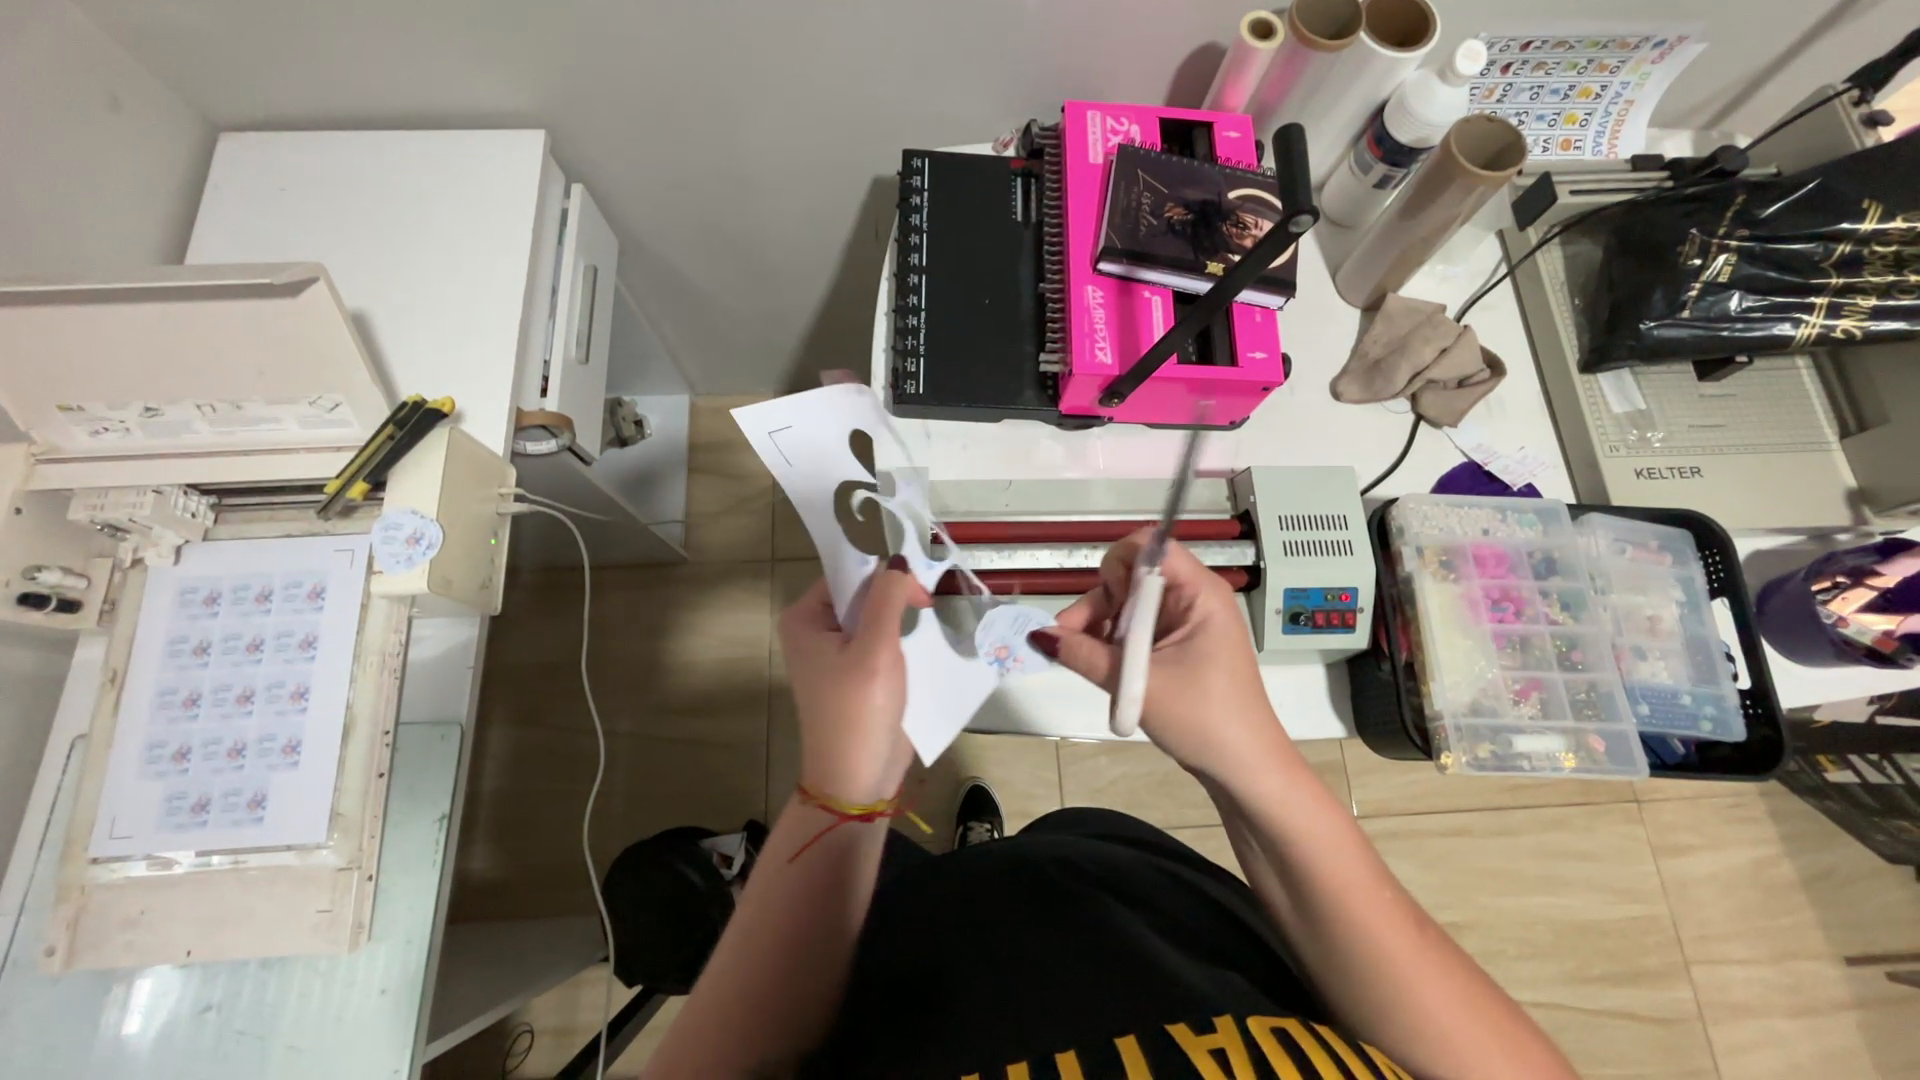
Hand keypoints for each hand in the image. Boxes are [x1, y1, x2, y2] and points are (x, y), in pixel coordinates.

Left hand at [778, 557, 931, 802]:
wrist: (857, 779)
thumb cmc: (859, 710)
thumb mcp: (876, 648)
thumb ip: (888, 597)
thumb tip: (898, 558)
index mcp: (805, 618)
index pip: (849, 574)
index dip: (884, 573)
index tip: (922, 584)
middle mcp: (815, 630)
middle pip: (862, 594)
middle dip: (896, 595)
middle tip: (933, 602)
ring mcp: (835, 654)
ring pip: (875, 619)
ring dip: (903, 619)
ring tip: (934, 617)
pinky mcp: (856, 675)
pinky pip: (880, 643)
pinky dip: (902, 641)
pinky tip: (926, 642)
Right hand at [1033, 531, 1285, 781]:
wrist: (1245, 769)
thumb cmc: (1203, 719)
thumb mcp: (1138, 685)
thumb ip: (1085, 655)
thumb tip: (1039, 635)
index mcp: (1199, 593)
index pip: (1152, 546)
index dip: (1119, 561)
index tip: (1103, 599)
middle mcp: (1193, 599)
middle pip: (1134, 577)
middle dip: (1100, 603)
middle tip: (1070, 638)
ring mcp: (1186, 624)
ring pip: (1131, 606)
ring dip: (1102, 627)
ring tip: (1080, 659)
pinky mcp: (1178, 647)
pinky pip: (1138, 630)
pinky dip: (1115, 644)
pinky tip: (1099, 666)